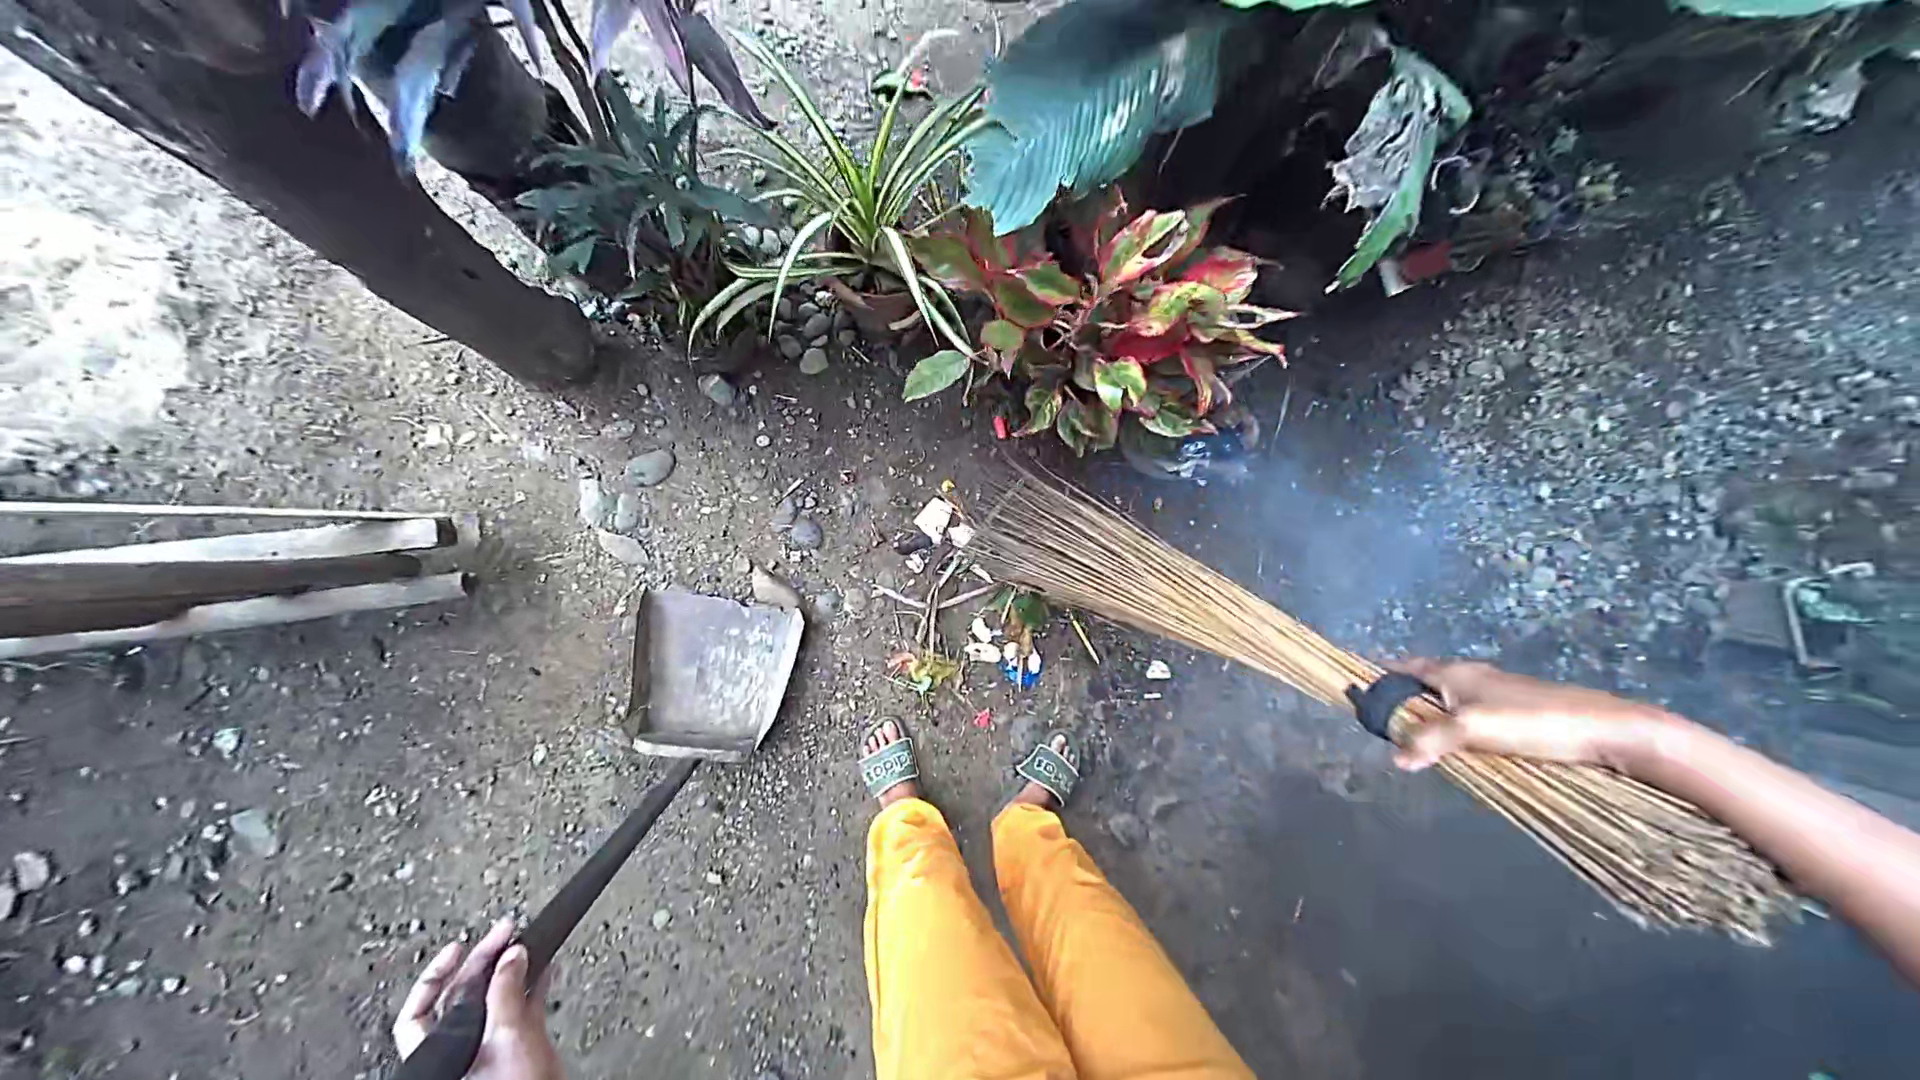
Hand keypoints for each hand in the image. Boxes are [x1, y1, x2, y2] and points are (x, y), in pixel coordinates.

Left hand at [394, 917, 564, 1079]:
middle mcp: (456, 1053)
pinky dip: (533, 982)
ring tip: (527, 944)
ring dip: (511, 968)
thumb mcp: (507, 1037)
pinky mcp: (515, 1048)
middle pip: (460, 999)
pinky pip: (521, 1006)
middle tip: (506, 934)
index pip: (420, 1011)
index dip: (437, 974)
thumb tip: (510, 956)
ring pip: (493, 999)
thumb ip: (506, 993)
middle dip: (484, 963)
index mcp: (438, 1056)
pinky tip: (545, 966)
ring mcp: (486, 1051)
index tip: (463, 944)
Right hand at [1383, 658, 1687, 776]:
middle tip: (1387, 723)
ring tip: (1419, 737)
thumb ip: (1430, 741)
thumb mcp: (1471, 730)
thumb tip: (1395, 759)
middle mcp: (1470, 674)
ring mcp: (1497, 690)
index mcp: (1451, 670)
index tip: (1361, 694)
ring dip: (1431, 713)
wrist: (1611, 730)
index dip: (1380, 677)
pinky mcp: (1519, 708)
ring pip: (1448, 697)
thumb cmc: (1532, 721)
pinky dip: (1456, 722)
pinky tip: (1461, 743)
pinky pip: (1472, 711)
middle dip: (1402, 698)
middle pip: (1422, 681)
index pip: (1402, 666)